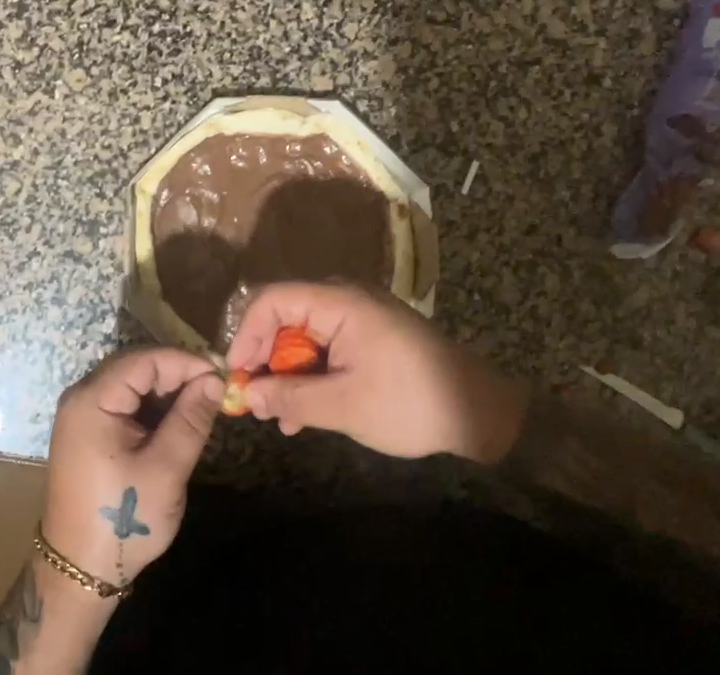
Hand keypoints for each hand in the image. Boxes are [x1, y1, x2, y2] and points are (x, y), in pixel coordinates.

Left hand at [41, 347, 224, 589]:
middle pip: (135, 367)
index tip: (222, 375)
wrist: (79, 568)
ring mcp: (82, 414)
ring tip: (204, 405)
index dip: (185, 362)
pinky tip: (178, 420)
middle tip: (217, 389)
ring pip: (131, 384)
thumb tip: (215, 380)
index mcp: (92, 400)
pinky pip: (123, 403)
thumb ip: (191, 419)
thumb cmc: (123, 518)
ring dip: (167, 390)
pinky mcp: (88, 431)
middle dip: (177, 373)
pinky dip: (152, 407)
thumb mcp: (166, 469)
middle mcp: (81, 397)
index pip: (144, 360)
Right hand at [227, 281, 528, 462]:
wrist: (481, 413)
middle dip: (265, 361)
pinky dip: (310, 377)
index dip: (247, 336)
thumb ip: (290, 397)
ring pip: (302, 338)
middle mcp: (345, 300)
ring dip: (286, 375)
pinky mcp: (369, 337)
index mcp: (340, 303)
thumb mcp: (343, 406)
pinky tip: (303, 415)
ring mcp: (359, 318)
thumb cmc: (411, 404)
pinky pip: (325, 349)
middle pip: (284, 318)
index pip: (272, 301)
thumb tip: (247, 396)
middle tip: (255, 402)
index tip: (238, 377)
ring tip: (279, 418)